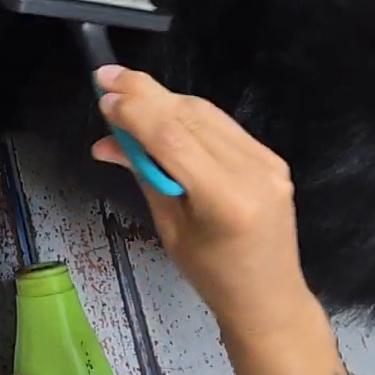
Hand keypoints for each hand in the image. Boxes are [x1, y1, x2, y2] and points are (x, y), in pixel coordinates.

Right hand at [93, 66, 320, 339]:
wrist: (270, 298)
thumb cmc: (212, 275)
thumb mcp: (169, 227)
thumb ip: (144, 174)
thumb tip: (106, 142)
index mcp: (227, 200)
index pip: (174, 139)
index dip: (136, 113)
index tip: (104, 97)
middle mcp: (253, 172)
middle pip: (189, 117)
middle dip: (144, 93)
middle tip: (107, 76)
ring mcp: (266, 161)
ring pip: (204, 112)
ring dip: (161, 98)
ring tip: (124, 89)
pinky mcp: (269, 156)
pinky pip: (219, 123)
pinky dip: (184, 112)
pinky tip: (159, 109)